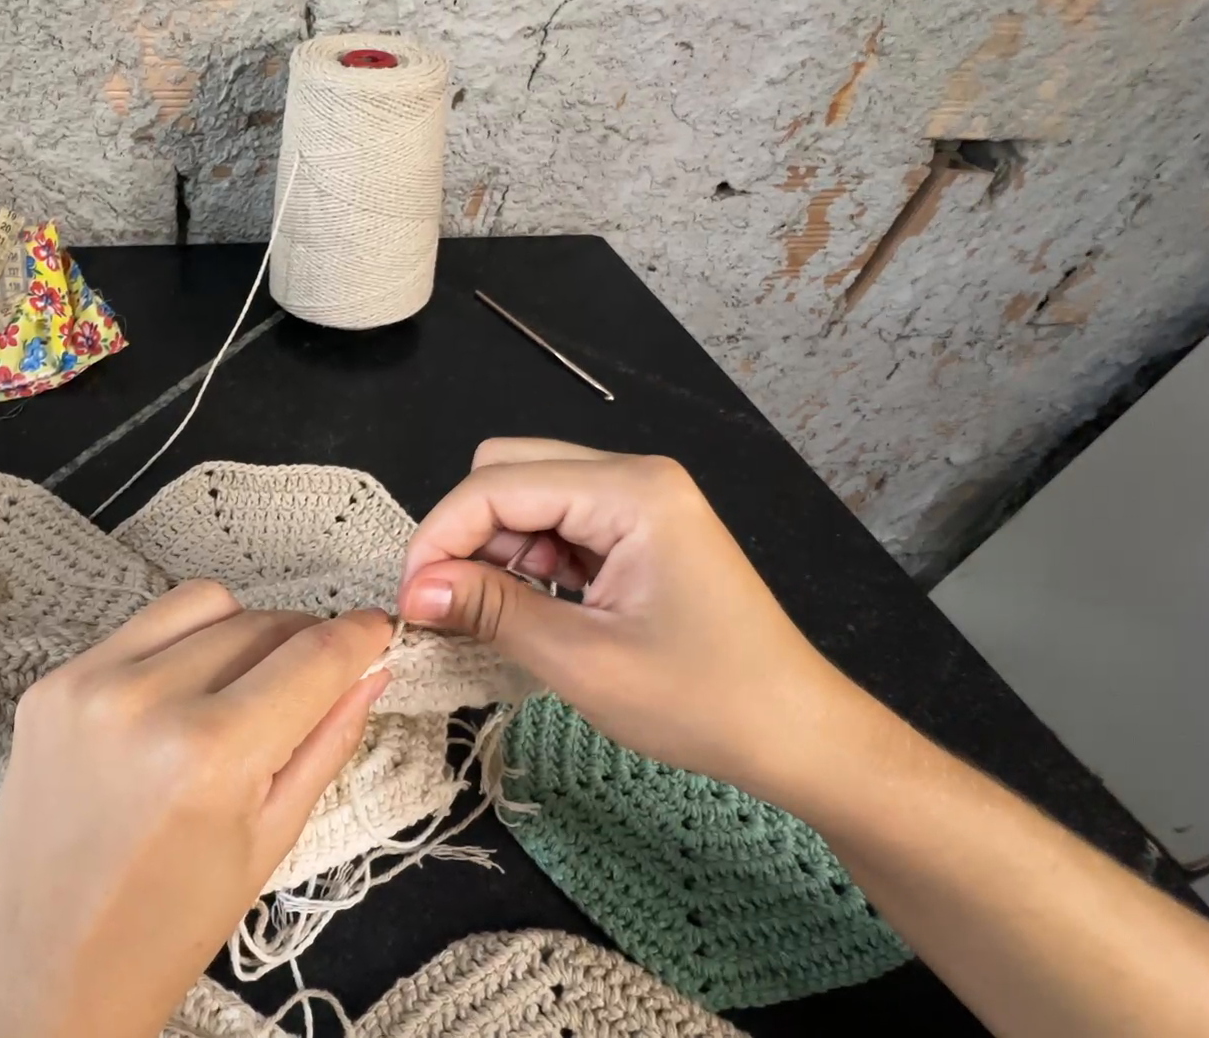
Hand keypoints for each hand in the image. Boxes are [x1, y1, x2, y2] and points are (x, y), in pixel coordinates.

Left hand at [0, 582, 394, 1037]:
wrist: (49, 971)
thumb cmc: (169, 926)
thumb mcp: (271, 839)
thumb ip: (329, 740)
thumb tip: (370, 671)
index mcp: (210, 755)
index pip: (312, 657)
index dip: (358, 635)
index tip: (376, 630)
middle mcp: (144, 701)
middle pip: (261, 622)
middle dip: (304, 641)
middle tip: (312, 678)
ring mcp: (86, 684)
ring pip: (204, 603)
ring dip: (243, 629)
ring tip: (242, 684)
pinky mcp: (50, 682)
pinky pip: (142, 627)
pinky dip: (181, 645)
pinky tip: (180, 695)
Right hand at [397, 437, 868, 792]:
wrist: (796, 736)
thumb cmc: (701, 702)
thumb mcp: (580, 660)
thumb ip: (490, 610)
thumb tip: (412, 591)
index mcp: (629, 491)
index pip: (496, 486)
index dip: (439, 538)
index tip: (411, 601)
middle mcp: (630, 477)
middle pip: (505, 472)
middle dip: (463, 534)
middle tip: (447, 603)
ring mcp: (634, 501)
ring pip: (522, 497)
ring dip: (491, 550)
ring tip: (490, 613)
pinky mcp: (631, 530)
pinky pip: (551, 524)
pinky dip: (522, 561)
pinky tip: (527, 605)